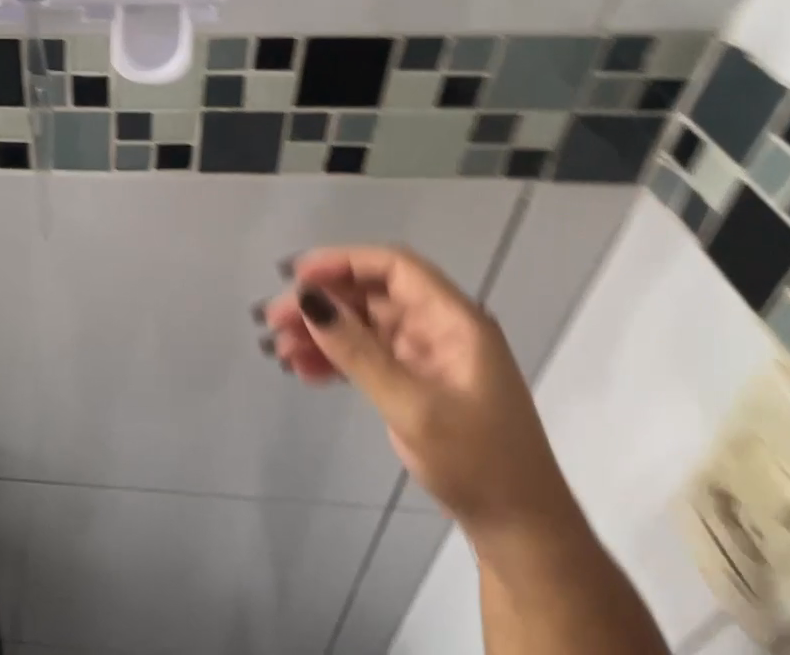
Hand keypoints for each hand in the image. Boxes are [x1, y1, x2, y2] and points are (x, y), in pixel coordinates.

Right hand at [259, 246, 573, 535]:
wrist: (516, 526)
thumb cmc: (477, 461)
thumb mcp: (412, 406)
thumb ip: (358, 351)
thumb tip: (309, 301)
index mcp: (454, 321)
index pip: (394, 268)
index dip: (343, 263)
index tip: (296, 278)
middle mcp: (438, 328)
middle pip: (370, 295)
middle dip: (321, 303)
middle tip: (273, 321)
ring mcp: (424, 356)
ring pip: (361, 326)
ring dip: (320, 333)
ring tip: (280, 350)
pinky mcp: (412, 382)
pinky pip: (364, 356)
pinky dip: (333, 359)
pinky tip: (303, 371)